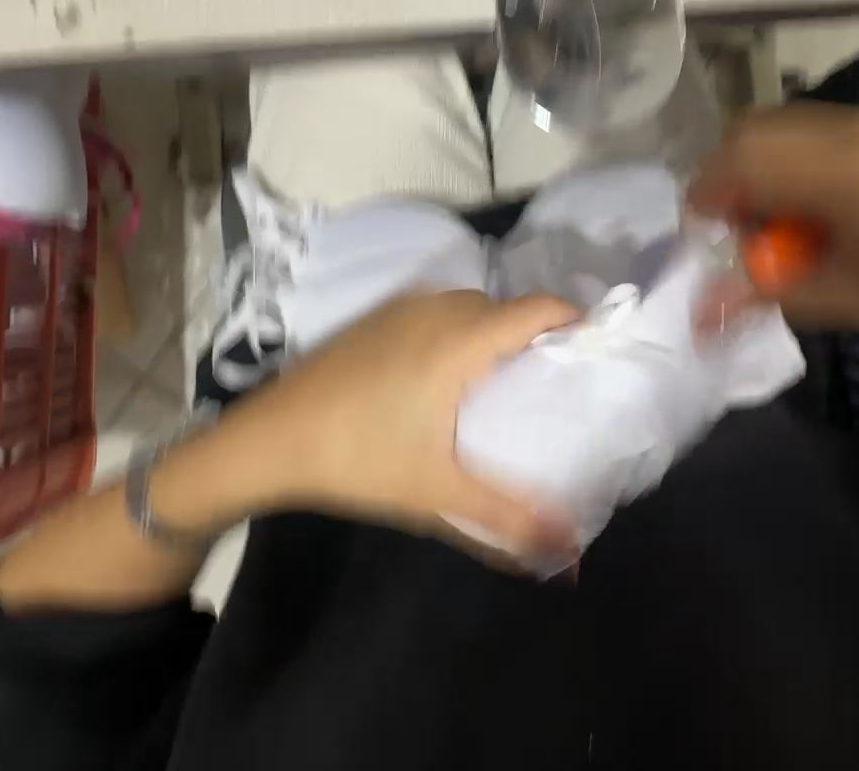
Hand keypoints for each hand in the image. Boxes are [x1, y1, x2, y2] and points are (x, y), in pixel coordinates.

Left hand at [196, 290, 582, 563]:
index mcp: (461, 341)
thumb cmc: (358, 460)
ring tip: (497, 379)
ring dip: (492, 331)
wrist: (267, 439)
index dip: (573, 320)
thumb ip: (507, 517)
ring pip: (469, 305)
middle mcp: (437, 310)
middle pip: (505, 307)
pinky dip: (457, 329)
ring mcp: (401, 307)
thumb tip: (571, 553)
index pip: (537, 309)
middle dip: (533, 335)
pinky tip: (441, 374)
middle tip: (546, 381)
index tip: (591, 350)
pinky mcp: (374, 315)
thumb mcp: (436, 492)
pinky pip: (436, 309)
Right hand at [689, 103, 858, 338]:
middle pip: (751, 133)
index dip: (707, 192)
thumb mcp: (838, 299)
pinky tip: (798, 199)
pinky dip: (779, 157)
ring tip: (766, 216)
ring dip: (751, 166)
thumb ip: (761, 294)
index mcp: (849, 176)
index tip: (702, 232)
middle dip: (724, 178)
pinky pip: (801, 128)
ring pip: (774, 126)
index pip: (745, 159)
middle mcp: (855, 133)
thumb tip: (695, 316)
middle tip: (732, 226)